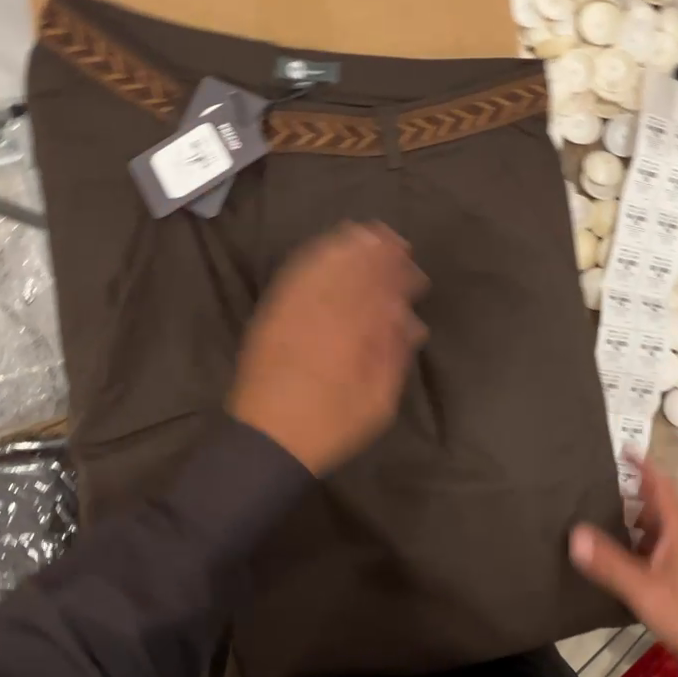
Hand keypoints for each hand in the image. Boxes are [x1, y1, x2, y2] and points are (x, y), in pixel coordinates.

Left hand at [228, 222, 426, 476]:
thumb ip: (392, 354)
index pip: (378, 287)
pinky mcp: (271, 315)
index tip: (411, 262)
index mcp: (352, 334)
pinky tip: (327, 250)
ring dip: (347, 246)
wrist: (267, 441)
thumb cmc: (330, 426)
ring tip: (366, 235)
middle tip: (395, 242)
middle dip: (376, 251)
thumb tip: (407, 319)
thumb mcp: (378, 401)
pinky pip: (295, 275)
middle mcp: (322, 314)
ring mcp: (292, 311)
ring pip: (323, 265)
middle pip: (353, 269)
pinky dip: (315, 257)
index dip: (396, 269)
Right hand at [569, 458, 677, 663]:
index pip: (661, 485)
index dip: (644, 465)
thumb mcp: (642, 589)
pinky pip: (655, 540)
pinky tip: (618, 547)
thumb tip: (575, 534)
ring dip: (633, 513)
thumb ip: (609, 563)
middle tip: (599, 481)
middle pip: (657, 501)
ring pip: (656, 523)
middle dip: (631, 488)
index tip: (624, 448)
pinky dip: (637, 535)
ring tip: (601, 510)